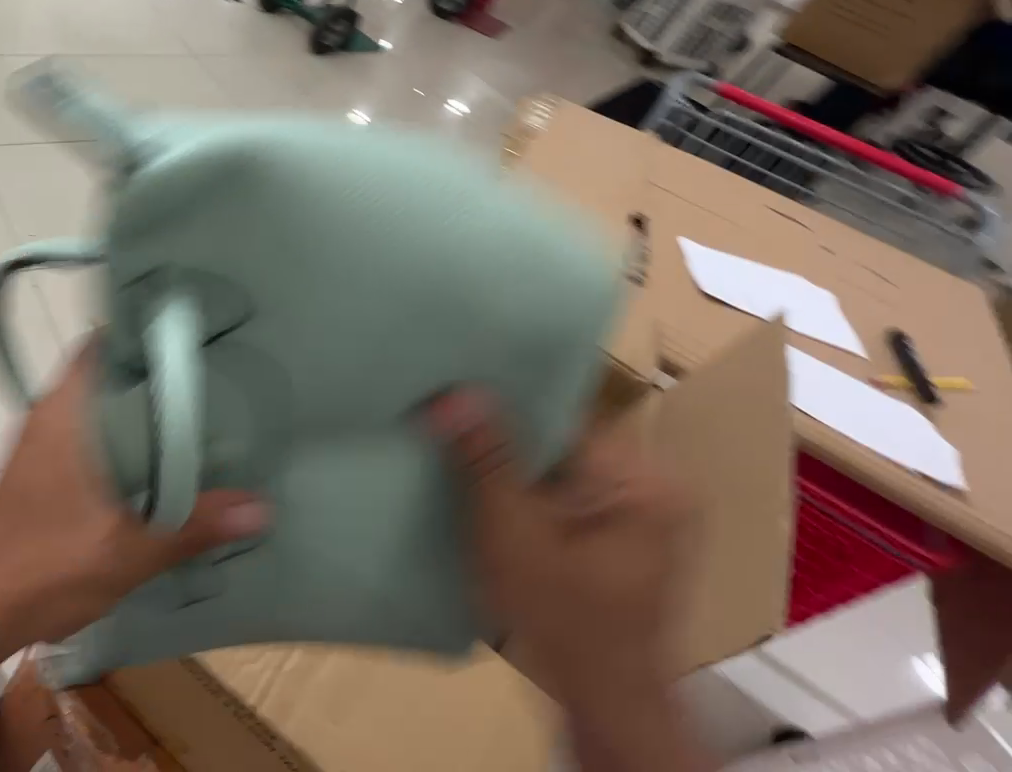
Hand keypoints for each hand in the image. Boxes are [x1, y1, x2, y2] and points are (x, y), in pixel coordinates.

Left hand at [0, 340, 270, 697]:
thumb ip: (192, 525)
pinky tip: (145, 465)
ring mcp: (34, 447)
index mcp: (62, 415)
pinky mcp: (32, 475)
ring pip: (89, 410)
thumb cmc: (46, 568)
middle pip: (99, 377)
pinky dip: (111, 440)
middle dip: (145, 377)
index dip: (140, 335)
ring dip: (127, 412)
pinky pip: (79, 438)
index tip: (187, 339)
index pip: (99, 348)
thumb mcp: (127, 552)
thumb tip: (262, 506)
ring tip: (185, 417)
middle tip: (202, 381)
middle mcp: (44, 418)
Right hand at [427, 390, 692, 727]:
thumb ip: (486, 459)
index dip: (501, 399)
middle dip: (500, 431)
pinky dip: (521, 485)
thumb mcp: (512, 533)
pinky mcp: (616, 532)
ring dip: (506, 459)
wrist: (601, 704)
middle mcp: (652, 485)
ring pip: (556, 462)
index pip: (562, 410)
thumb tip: (456, 391)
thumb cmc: (562, 621)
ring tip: (451, 442)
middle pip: (560, 435)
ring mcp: (638, 511)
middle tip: (439, 414)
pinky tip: (480, 484)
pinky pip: (560, 487)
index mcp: (645, 479)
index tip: (448, 387)